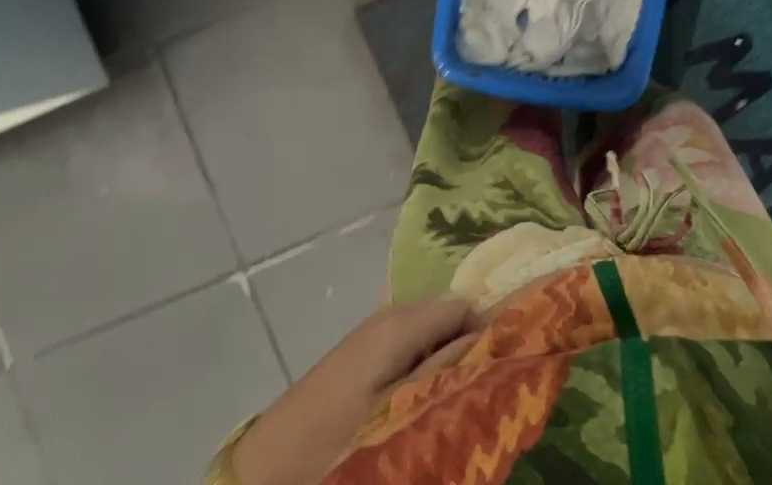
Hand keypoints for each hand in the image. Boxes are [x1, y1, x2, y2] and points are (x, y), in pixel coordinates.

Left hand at [233, 298, 477, 484]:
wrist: (270, 467)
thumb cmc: (342, 435)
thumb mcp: (403, 407)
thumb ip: (448, 370)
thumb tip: (494, 340)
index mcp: (401, 322)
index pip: (464, 306)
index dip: (487, 331)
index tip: (501, 368)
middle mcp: (388, 314)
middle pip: (446, 316)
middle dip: (467, 345)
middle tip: (479, 386)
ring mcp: (371, 333)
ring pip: (427, 333)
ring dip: (444, 359)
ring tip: (452, 397)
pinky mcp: (359, 354)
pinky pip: (406, 347)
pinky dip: (421, 366)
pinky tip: (419, 400)